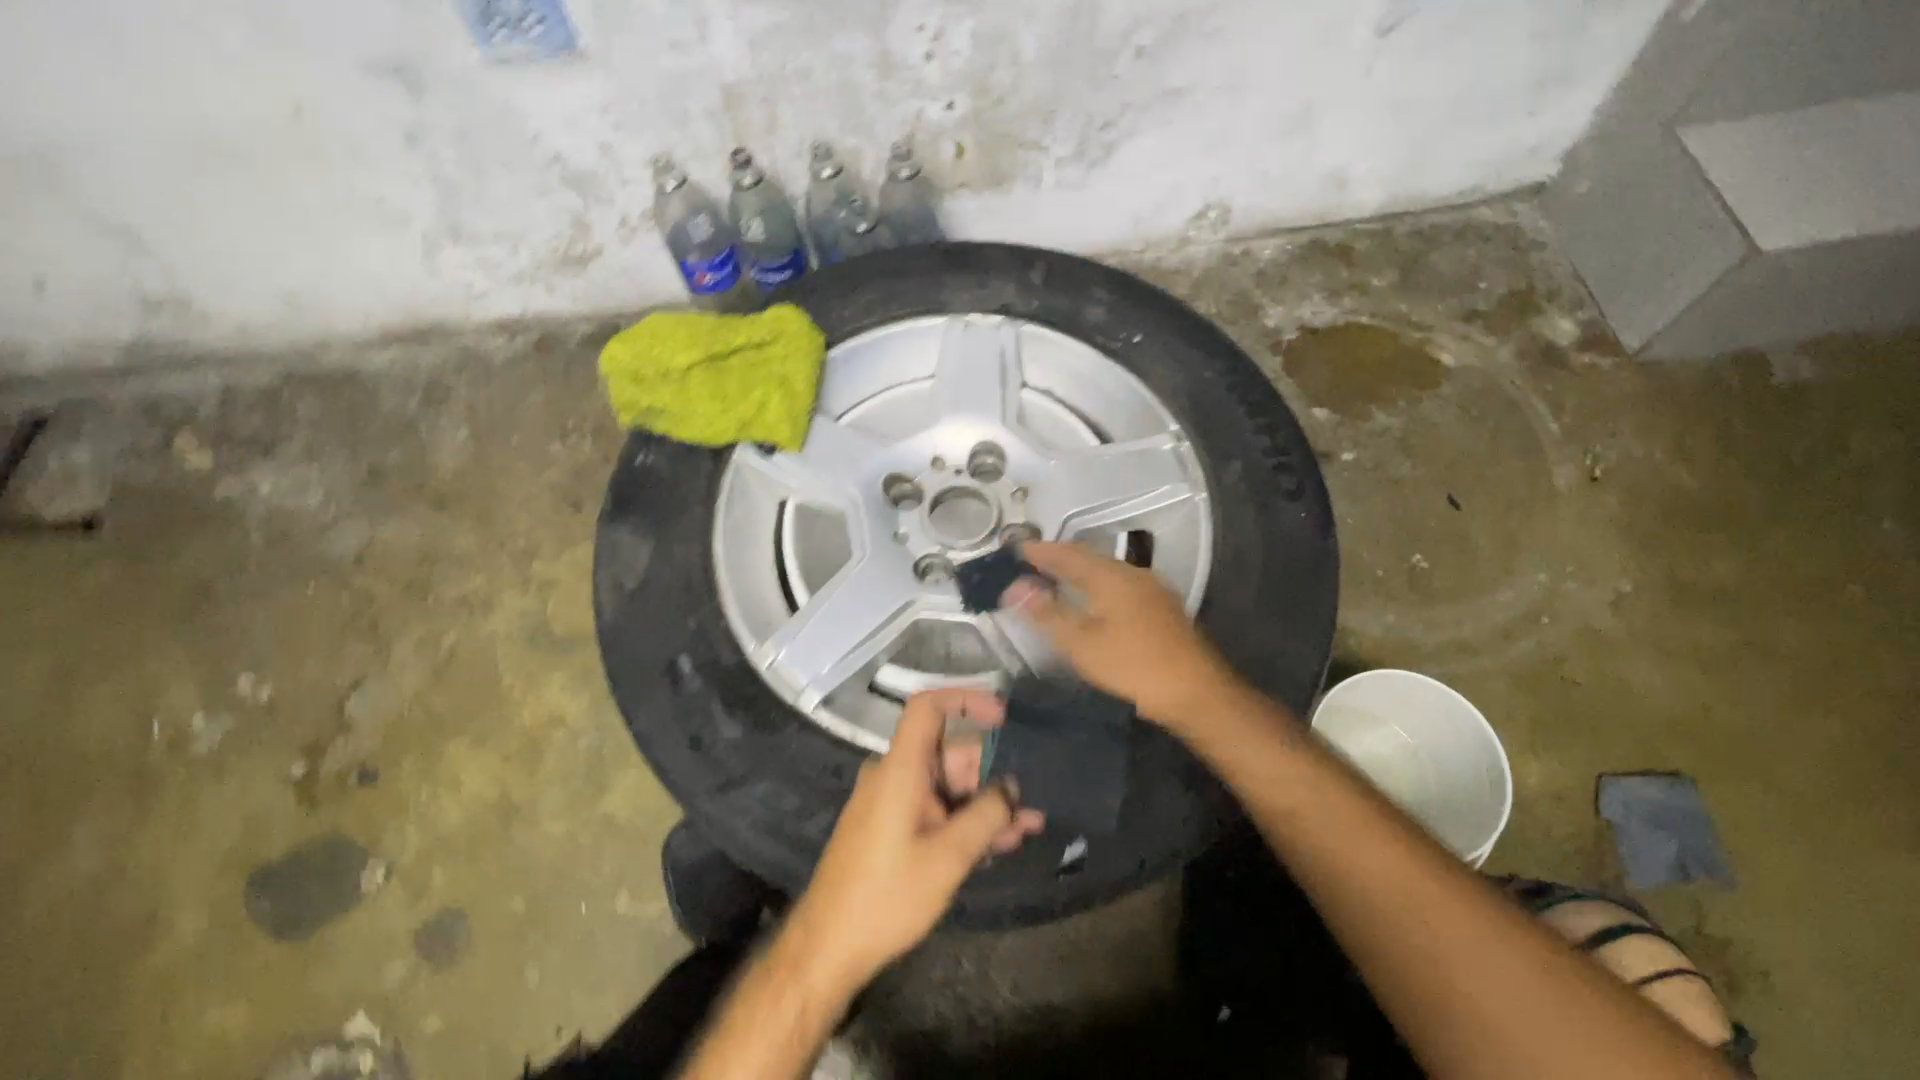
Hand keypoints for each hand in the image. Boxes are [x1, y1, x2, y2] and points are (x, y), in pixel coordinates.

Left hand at [783, 688, 1045, 991]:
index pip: (927, 708)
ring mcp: (891, 804)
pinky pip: (935, 811)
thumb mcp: (948, 857)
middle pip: (949, 755)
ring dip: (987, 805)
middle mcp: (893, 777)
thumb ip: (986, 815)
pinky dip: (965, 822)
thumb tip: (1012, 786)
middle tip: (1034, 799)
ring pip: (947, 788)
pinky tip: (1002, 842)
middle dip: (994, 773)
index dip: (965, 699)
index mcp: (899, 769)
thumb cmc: (888, 895)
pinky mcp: (892, 830)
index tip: (1003, 716)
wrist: (829, 946)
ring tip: (1030, 826)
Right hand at [1004, 541, 1245, 728]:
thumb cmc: (1132, 665)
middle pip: (1089, 557)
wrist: (1195, 691)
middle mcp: (1133, 573)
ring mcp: (1152, 589)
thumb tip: (1015, 587)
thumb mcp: (1081, 643)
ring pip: (1108, 571)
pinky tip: (1094, 599)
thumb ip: (1047, 613)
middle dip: (1059, 557)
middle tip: (1032, 561)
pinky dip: (1098, 584)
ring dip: (1080, 571)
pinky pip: (1121, 584)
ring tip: (1057, 577)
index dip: (1040, 550)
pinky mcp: (1162, 607)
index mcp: (1110, 576)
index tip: (1015, 548)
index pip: (1067, 554)